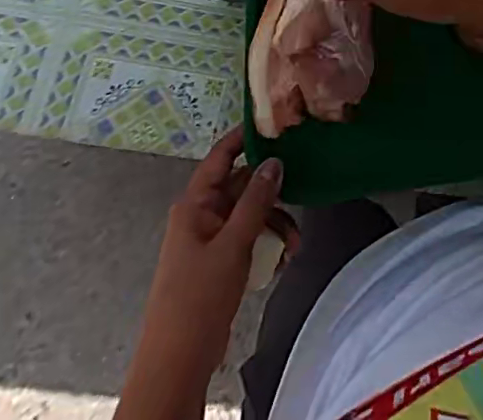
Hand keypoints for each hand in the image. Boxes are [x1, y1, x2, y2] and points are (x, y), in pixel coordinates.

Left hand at [122, 130, 283, 410]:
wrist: (179, 360)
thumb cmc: (199, 295)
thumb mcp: (233, 244)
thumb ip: (256, 201)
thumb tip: (275, 161)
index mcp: (195, 203)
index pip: (221, 156)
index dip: (244, 137)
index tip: (275, 124)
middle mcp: (203, 214)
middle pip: (242, 186)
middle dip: (273, 193)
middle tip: (303, 192)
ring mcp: (212, 238)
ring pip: (250, 214)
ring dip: (275, 224)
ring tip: (295, 245)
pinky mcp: (221, 261)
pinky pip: (249, 239)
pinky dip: (267, 244)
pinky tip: (283, 260)